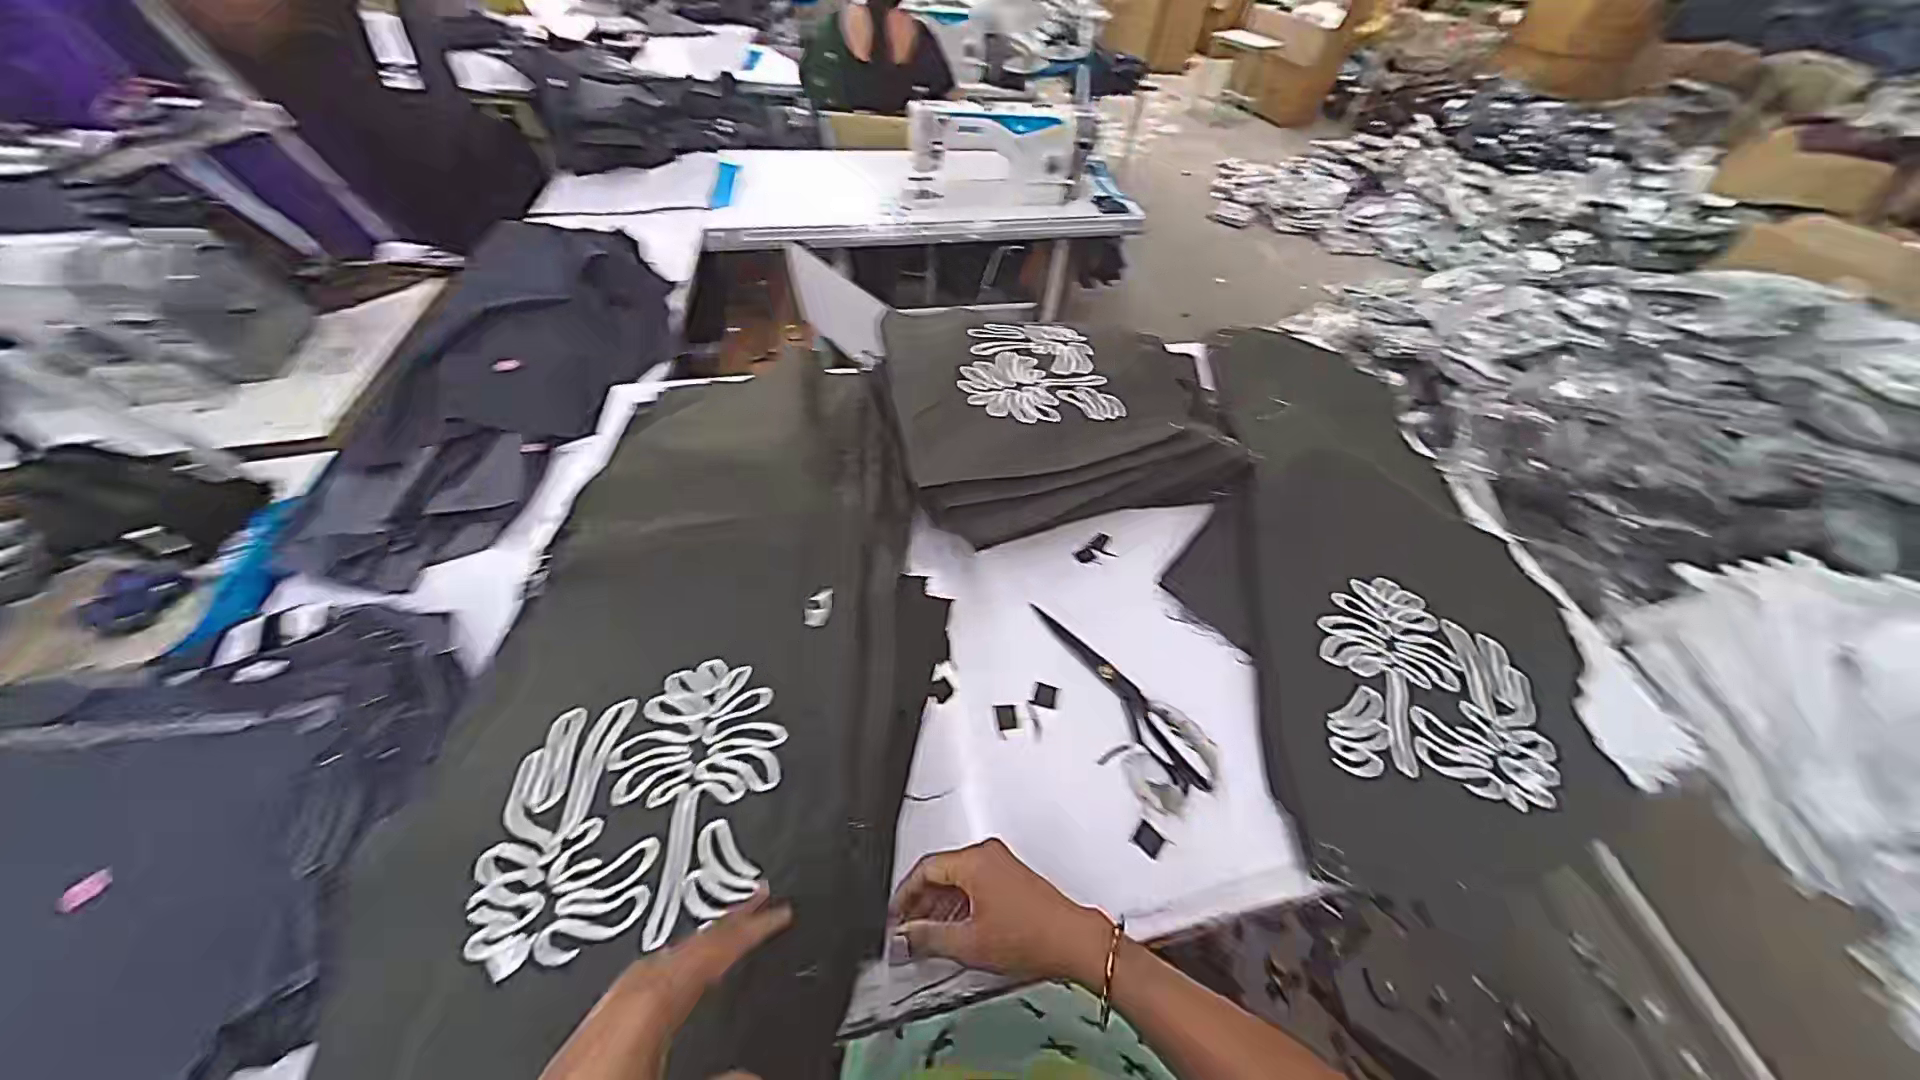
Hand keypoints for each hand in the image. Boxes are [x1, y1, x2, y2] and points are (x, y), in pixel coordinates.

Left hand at [538, 885, 792, 1079]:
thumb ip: (719, 1078)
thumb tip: (752, 1071)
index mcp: (643, 1008)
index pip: (706, 952)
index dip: (747, 928)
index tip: (778, 910)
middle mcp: (617, 1004)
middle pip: (679, 946)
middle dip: (721, 924)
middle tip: (757, 904)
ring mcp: (594, 1023)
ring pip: (655, 963)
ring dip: (695, 944)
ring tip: (724, 933)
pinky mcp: (582, 1044)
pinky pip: (637, 984)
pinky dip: (668, 968)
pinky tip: (672, 983)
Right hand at [889, 838, 1112, 985]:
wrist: (1071, 941)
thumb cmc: (1032, 935)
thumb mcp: (968, 943)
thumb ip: (928, 937)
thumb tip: (906, 936)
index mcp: (974, 860)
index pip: (925, 869)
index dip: (905, 895)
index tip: (895, 916)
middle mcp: (987, 854)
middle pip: (941, 872)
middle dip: (921, 902)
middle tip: (907, 929)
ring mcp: (1000, 864)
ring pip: (957, 879)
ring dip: (939, 906)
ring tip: (927, 936)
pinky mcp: (1009, 877)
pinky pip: (974, 884)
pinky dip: (959, 904)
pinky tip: (953, 931)